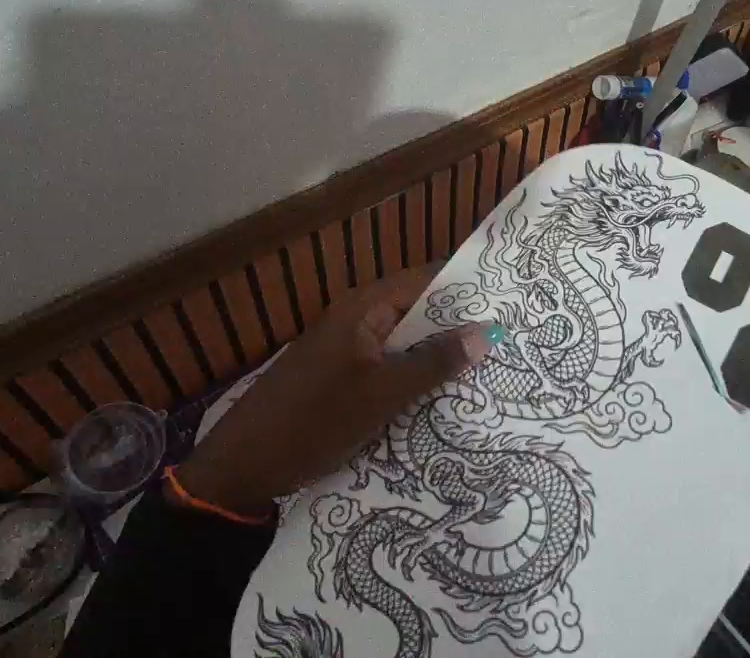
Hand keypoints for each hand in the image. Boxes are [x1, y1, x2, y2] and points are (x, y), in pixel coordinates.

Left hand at [174, 262, 495, 515]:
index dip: (467, 287)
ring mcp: (346, 345)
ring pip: (404, 338)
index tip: (510, 299)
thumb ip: (434, 363)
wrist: (239, 468)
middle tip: (507, 338)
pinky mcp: (339, 373)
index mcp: (365, 307)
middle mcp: (356, 315)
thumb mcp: (382, 395)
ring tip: (486, 365)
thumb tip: (486, 332)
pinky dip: (412, 371)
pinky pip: (387, 360)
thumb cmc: (313, 422)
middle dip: (458, 323)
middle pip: (418, 308)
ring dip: (436, 351)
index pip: (428, 279)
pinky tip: (440, 392)